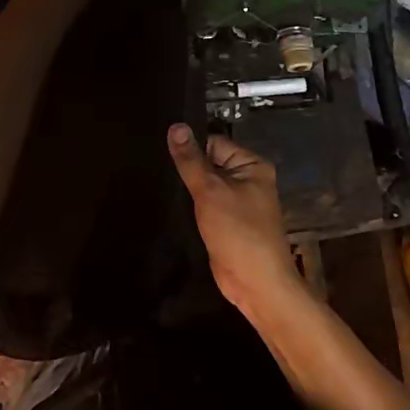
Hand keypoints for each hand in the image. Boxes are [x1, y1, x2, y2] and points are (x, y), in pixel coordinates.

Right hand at [167, 124, 299, 310]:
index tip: (161, 150)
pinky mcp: (226, 223)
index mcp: (251, 164)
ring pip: (205, 186)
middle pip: (209, 163)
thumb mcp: (210, 191)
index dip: (191, 147)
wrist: (255, 283)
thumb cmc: (238, 231)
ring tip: (157, 183)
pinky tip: (168, 204)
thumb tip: (175, 126)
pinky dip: (191, 206)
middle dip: (187, 169)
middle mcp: (247, 179)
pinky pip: (205, 205)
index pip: (213, 142)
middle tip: (154, 167)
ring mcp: (237, 202)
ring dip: (187, 189)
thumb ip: (190, 159)